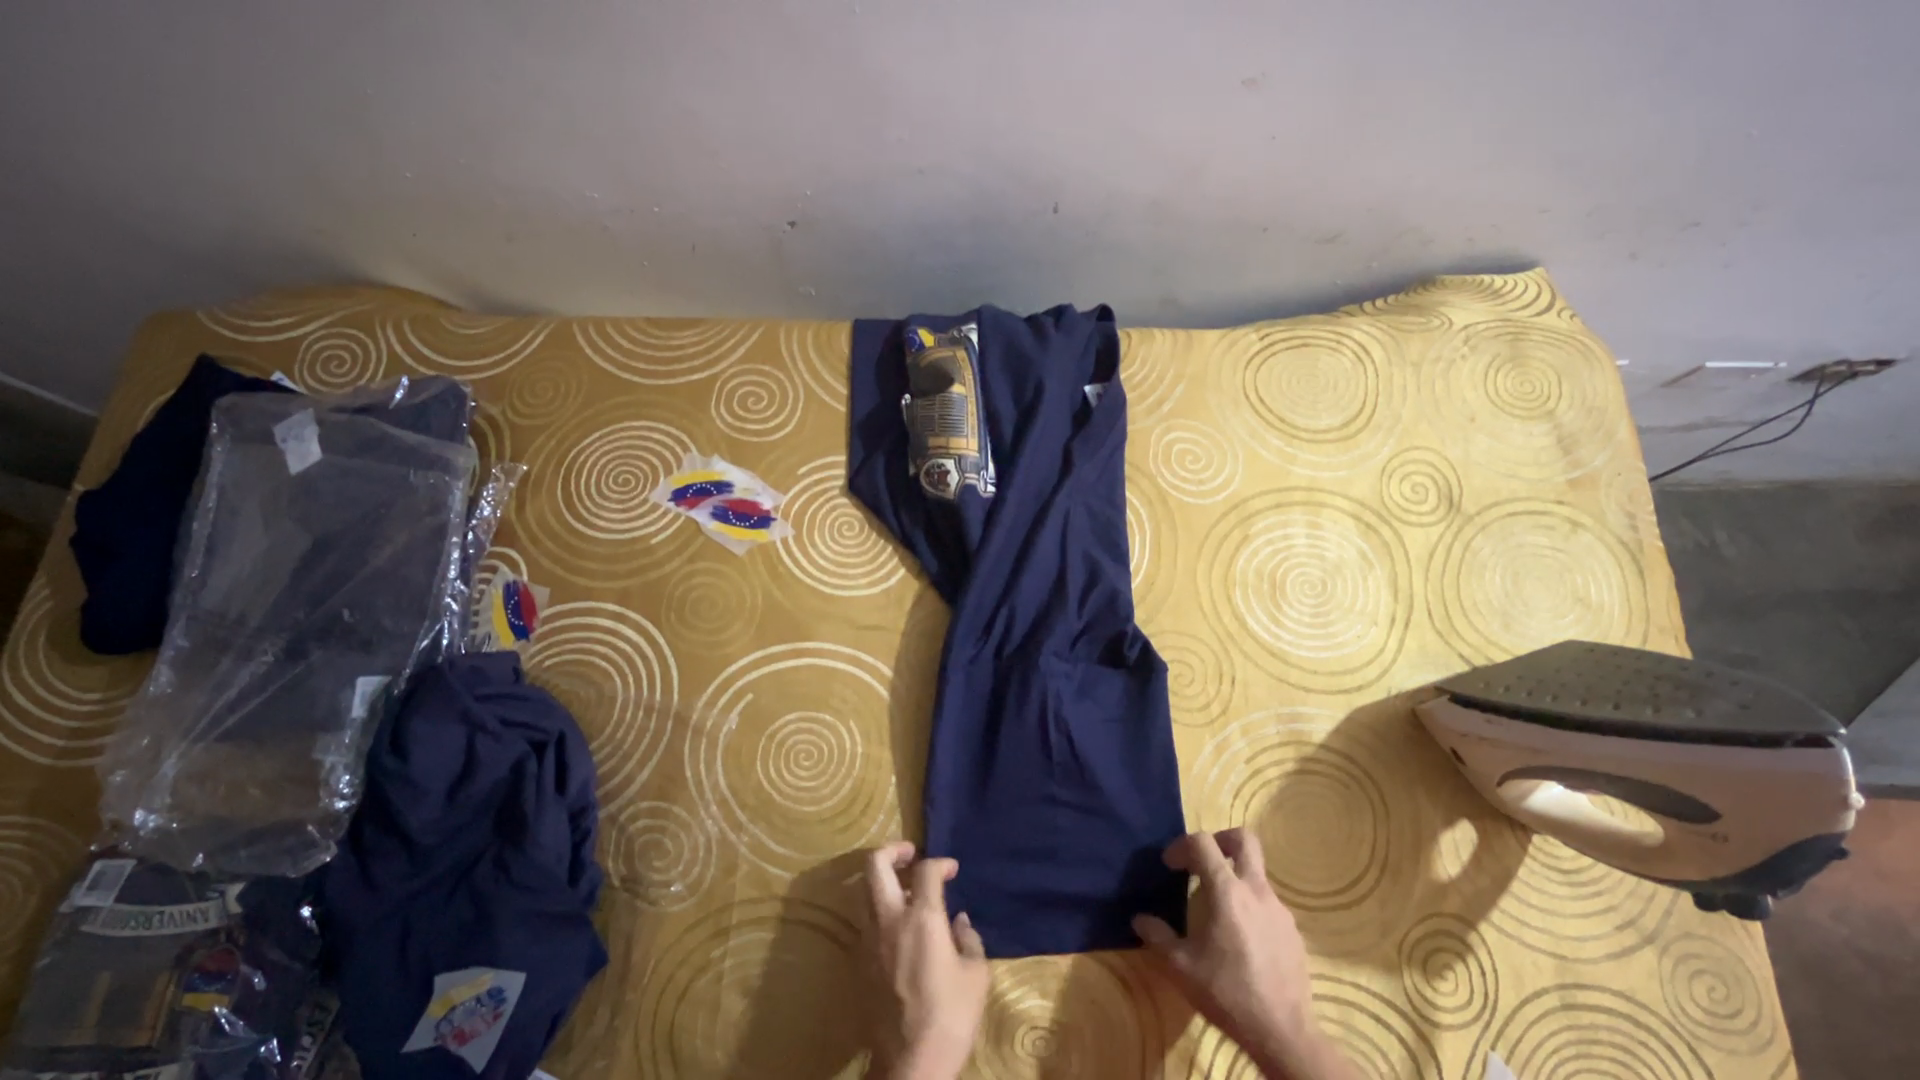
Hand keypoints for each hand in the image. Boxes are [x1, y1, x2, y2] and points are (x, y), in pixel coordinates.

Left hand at [863, 842, 990, 1079]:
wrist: (912, 1061)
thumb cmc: (951, 1016)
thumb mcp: (976, 974)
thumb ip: (968, 939)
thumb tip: (958, 921)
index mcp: (922, 917)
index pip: (926, 869)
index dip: (941, 862)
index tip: (952, 869)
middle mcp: (889, 919)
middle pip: (875, 865)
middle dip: (893, 850)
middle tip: (910, 855)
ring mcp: (868, 940)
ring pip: (863, 891)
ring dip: (882, 881)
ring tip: (903, 890)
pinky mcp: (858, 961)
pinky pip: (864, 921)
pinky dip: (878, 910)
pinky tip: (896, 927)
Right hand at [1132, 830, 1357, 1079]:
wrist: (1282, 1031)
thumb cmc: (1226, 993)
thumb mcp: (1180, 967)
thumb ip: (1158, 936)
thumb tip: (1140, 920)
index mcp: (1227, 892)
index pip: (1203, 843)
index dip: (1181, 846)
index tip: (1169, 865)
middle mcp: (1257, 891)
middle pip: (1244, 840)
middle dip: (1220, 840)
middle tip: (1201, 861)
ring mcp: (1280, 909)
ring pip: (1257, 873)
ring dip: (1234, 877)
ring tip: (1215, 909)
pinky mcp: (1292, 930)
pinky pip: (1268, 902)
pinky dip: (1249, 904)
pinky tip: (1239, 937)